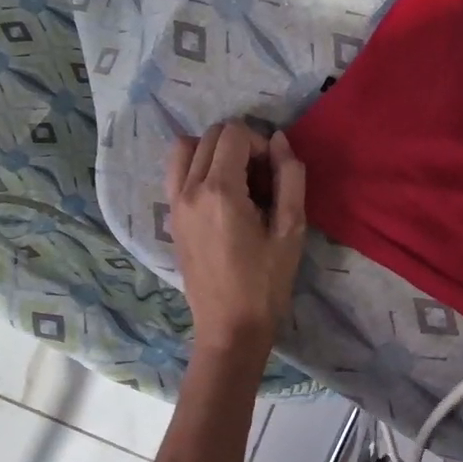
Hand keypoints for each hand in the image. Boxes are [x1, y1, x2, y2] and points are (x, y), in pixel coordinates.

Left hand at [165, 122, 306, 354]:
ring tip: (236, 179)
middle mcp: (189, 190)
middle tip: (260, 178)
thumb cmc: (266, 281)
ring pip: (186, 147)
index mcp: (220, 191)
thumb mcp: (292, 228)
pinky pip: (176, 171)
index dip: (260, 143)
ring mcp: (174, 203)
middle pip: (211, 135)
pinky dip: (197, 167)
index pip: (234, 133)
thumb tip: (279, 140)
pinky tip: (220, 194)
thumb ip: (289, 176)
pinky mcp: (171, 217)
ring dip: (214, 151)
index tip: (273, 173)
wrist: (230, 328)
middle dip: (240, 144)